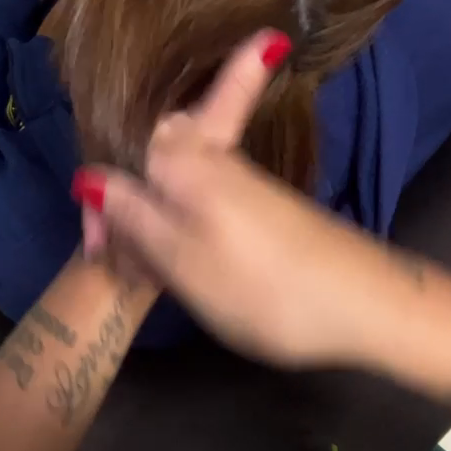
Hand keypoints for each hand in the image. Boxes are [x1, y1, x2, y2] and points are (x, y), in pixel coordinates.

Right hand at [84, 30, 405, 367]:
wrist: (364, 302)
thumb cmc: (261, 285)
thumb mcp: (180, 259)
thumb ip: (130, 214)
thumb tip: (87, 175)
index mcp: (183, 158)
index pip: (119, 147)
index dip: (99, 199)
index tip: (98, 252)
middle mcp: (208, 152)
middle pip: (145, 149)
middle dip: (127, 198)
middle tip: (127, 259)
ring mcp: (234, 174)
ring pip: (168, 176)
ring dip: (151, 218)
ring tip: (150, 273)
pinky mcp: (253, 198)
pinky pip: (194, 195)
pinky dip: (178, 226)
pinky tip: (181, 261)